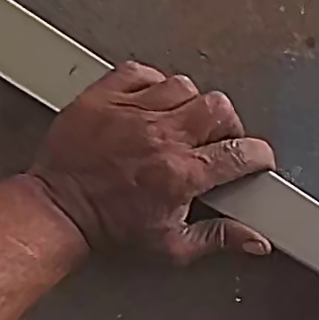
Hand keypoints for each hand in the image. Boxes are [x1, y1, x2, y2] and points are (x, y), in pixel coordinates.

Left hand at [23, 61, 276, 260]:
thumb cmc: (111, 228)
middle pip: (218, 108)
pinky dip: (154, 84)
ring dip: (192, 105)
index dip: (259, 155)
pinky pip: (141, 72)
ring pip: (184, 86)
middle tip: (219, 142)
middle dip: (229, 125)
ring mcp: (131, 112)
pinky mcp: (104, 97)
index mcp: (181, 174)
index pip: (240, 152)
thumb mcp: (175, 247)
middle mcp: (160, 137)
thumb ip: (220, 239)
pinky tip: (153, 106)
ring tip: (183, 125)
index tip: (257, 160)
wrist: (59, 211)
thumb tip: (255, 240)